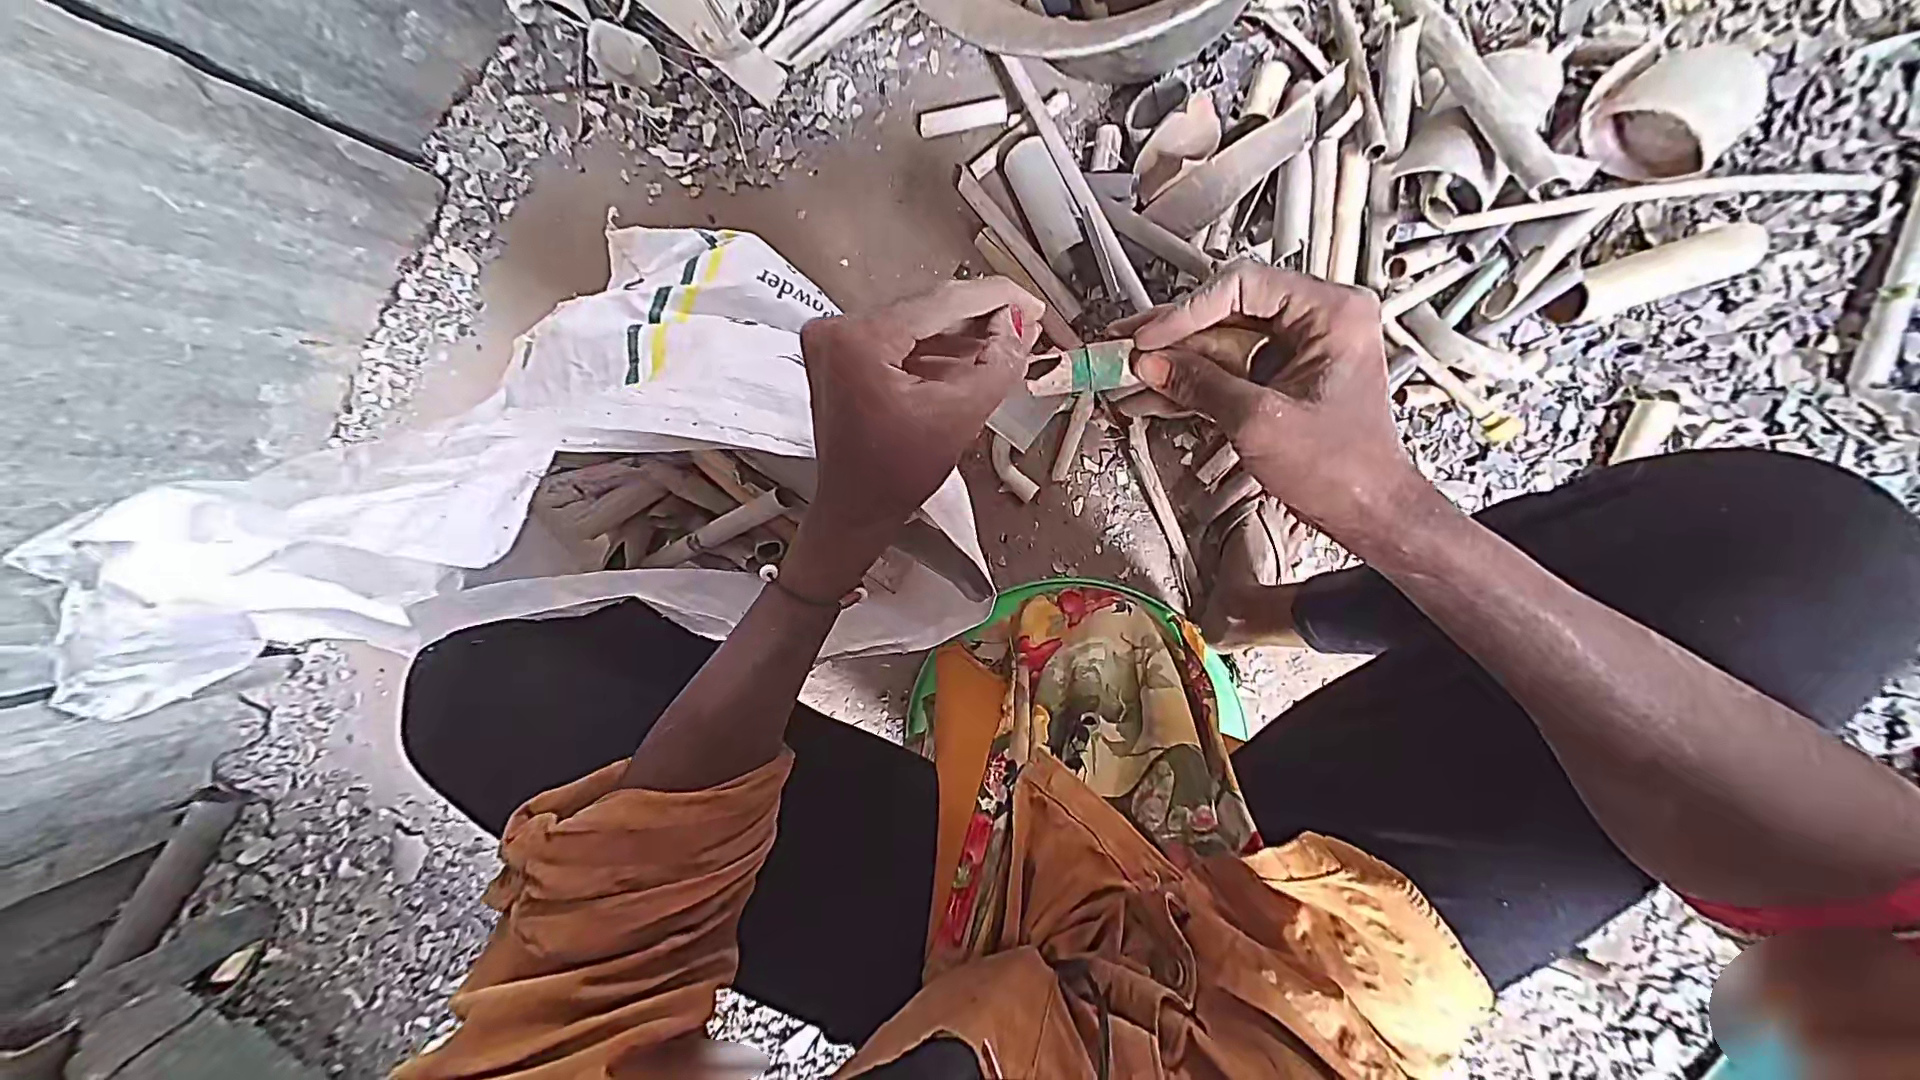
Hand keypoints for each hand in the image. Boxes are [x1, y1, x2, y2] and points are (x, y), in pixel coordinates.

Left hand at [783, 277, 1041, 598]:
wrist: (857, 509)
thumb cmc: (892, 477)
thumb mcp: (959, 417)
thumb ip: (998, 364)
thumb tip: (1020, 326)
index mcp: (858, 341)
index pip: (940, 302)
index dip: (994, 299)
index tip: (1028, 302)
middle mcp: (836, 331)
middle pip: (926, 309)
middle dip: (979, 317)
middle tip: (1023, 321)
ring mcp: (835, 343)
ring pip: (915, 324)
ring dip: (961, 333)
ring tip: (1005, 337)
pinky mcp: (842, 357)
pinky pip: (900, 340)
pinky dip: (936, 348)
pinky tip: (972, 352)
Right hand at [1124, 261, 1430, 545]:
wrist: (1361, 510)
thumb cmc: (1344, 468)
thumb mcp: (1261, 421)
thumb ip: (1202, 386)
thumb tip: (1155, 364)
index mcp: (1330, 314)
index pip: (1243, 287)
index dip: (1187, 310)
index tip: (1150, 337)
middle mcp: (1311, 327)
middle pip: (1222, 316)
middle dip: (1169, 338)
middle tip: (1125, 345)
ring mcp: (1287, 358)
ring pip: (1213, 349)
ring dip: (1169, 365)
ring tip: (1126, 374)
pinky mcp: (1269, 386)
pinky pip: (1219, 376)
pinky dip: (1185, 388)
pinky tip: (1149, 394)